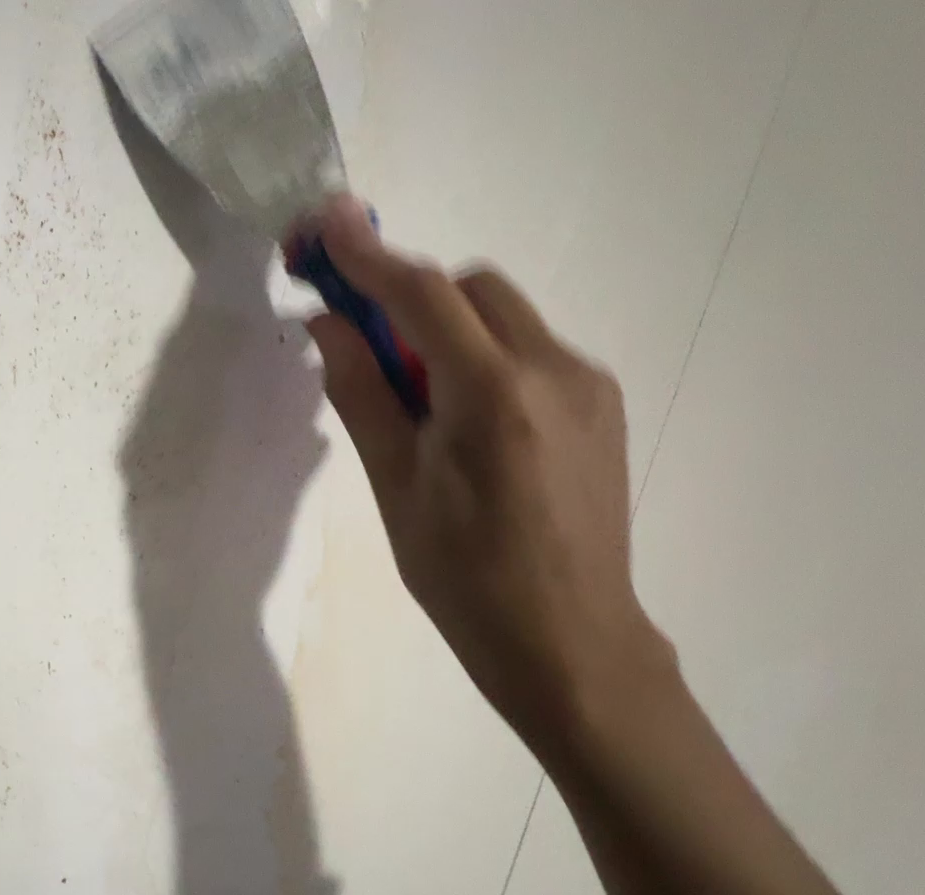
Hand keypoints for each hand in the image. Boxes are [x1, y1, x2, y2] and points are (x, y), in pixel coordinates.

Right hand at [303, 194, 672, 743]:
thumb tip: (327, 324)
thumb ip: (361, 394)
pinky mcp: (600, 405)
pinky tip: (462, 425)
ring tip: (415, 406)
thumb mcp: (393, 488)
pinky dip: (480, 359)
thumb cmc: (462, 577)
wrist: (568, 640)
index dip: (368, 255)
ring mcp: (588, 385)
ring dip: (446, 331)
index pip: (422, 295)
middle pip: (471, 288)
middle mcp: (554, 370)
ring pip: (503, 317)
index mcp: (492, 396)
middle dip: (410, 296)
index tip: (324, 224)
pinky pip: (528, 351)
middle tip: (363, 346)